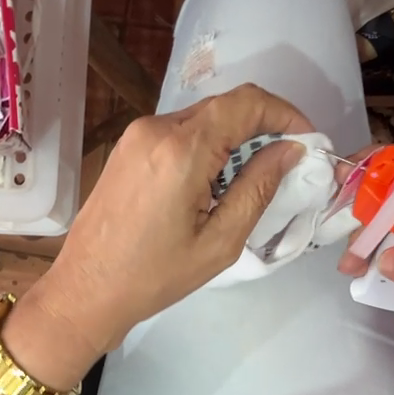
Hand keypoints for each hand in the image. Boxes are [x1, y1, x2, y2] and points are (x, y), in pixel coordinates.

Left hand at [27, 84, 310, 354]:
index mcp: (182, 149)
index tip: (308, 140)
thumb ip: (258, 188)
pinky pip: (179, 133)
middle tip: (288, 163)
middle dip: (263, 127)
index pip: (247, 103)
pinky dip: (207, 147)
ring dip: (234, 138)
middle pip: (225, 107)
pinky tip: (214, 183)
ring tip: (252, 179)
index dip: (286, 114)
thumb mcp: (219, 241)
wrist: (85, 291)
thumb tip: (291, 151)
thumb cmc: (153, 277)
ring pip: (202, 119)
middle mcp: (157, 128)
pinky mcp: (127, 148)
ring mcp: (137, 135)